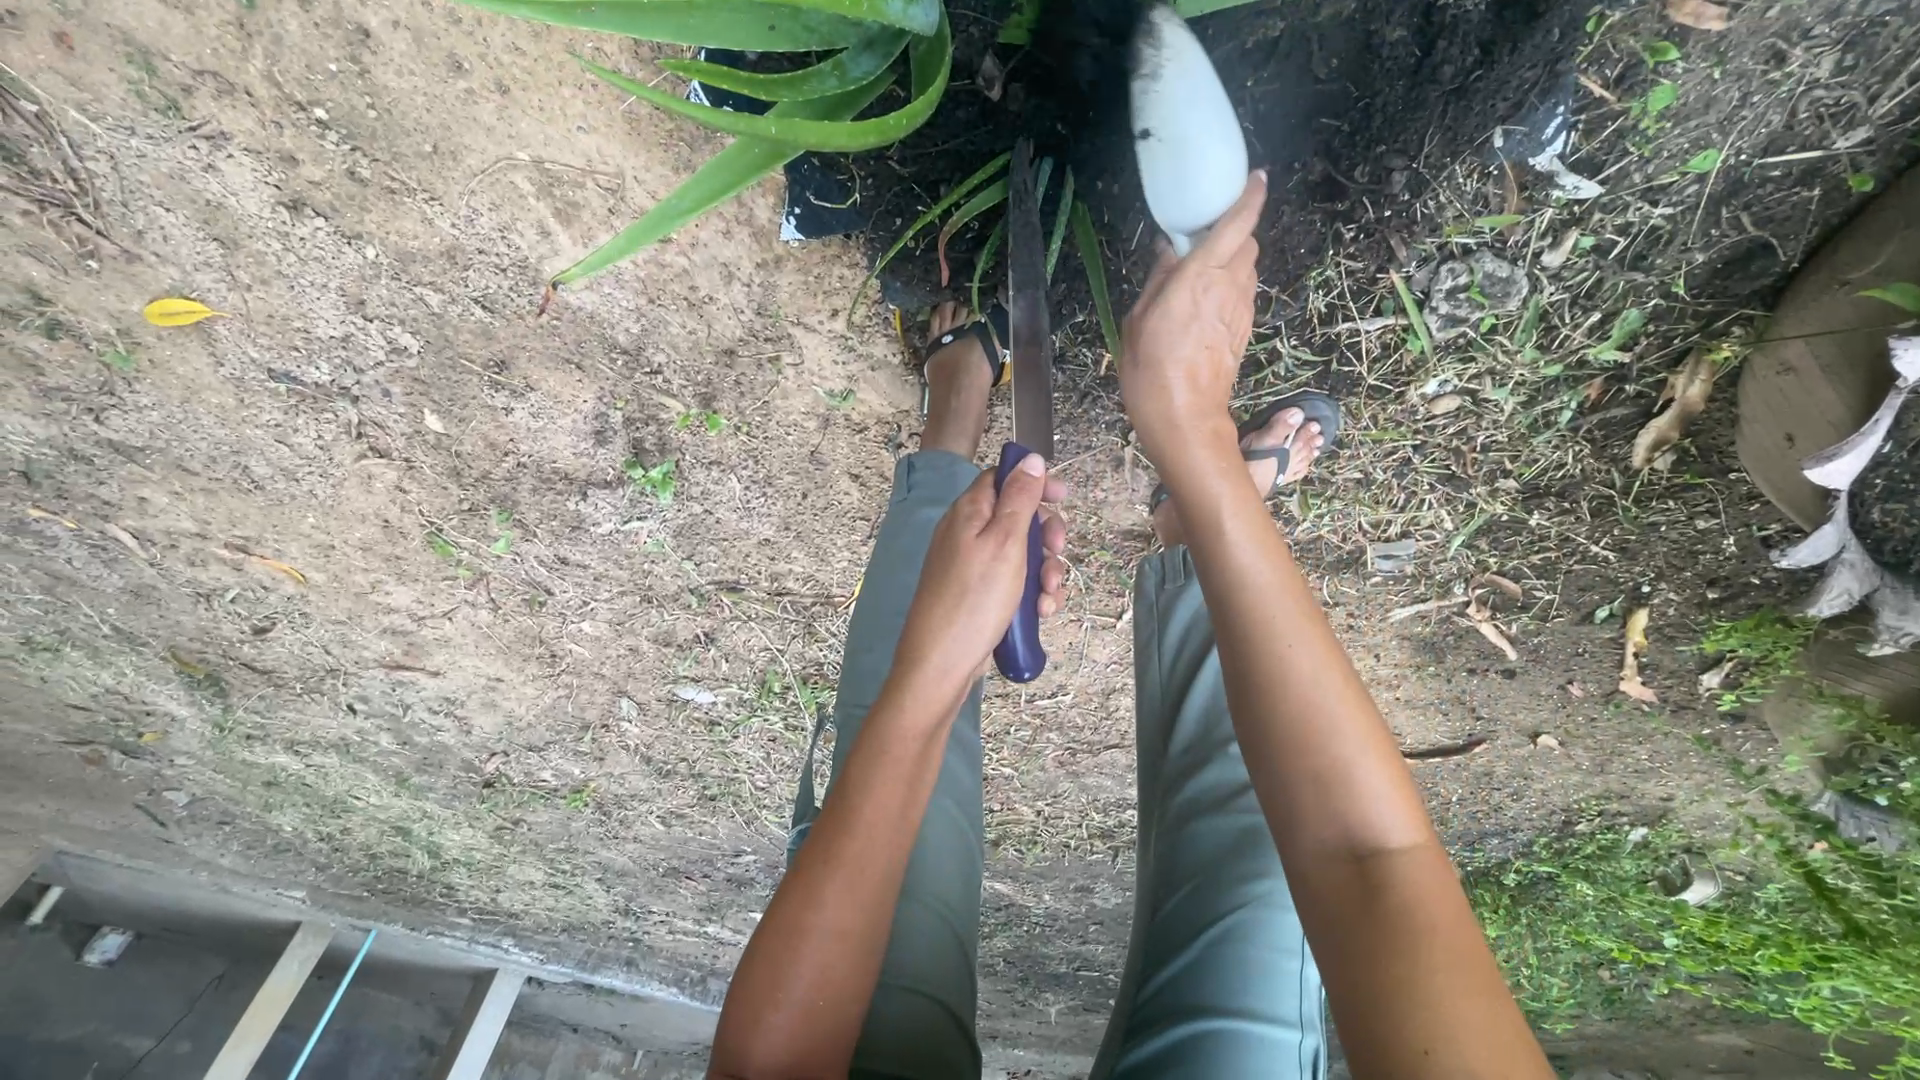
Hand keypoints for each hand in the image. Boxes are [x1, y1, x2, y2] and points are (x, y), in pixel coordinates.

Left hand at [891, 454, 1067, 700]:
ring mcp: (973, 566)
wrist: (942, 662)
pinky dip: (1032, 595)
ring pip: (1023, 555)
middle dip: (1047, 536)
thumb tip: (1030, 459)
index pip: (1002, 478)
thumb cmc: (974, 599)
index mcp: (970, 512)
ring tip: (1047, 596)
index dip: (1034, 483)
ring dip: (1045, 572)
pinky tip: (1040, 613)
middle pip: (1019, 517)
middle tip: (1056, 552)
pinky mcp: (980, 595)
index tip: (1062, 498)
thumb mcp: (1005, 541)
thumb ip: (1019, 498)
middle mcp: (968, 534)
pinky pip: (1014, 584)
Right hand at [1120, 170, 1266, 477]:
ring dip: (1233, 261)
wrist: (1185, 419)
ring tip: (1204, 275)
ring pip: (1249, 268)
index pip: (1237, 224)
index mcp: (1199, 277)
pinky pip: (1244, 294)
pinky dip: (1232, 287)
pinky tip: (1208, 304)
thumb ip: (1158, 280)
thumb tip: (1171, 251)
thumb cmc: (1151, 372)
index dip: (1250, 196)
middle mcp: (1229, 287)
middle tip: (1207, 239)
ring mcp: (1242, 310)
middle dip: (1235, 232)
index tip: (1255, 177)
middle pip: (1249, 243)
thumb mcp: (1137, 322)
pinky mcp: (1245, 330)